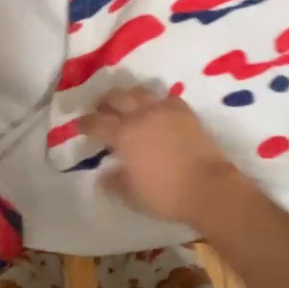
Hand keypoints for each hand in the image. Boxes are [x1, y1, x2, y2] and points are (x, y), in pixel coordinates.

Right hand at [80, 85, 252, 226]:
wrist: (208, 187)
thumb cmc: (166, 194)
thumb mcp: (133, 196)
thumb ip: (115, 183)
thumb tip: (104, 175)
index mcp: (123, 135)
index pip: (96, 122)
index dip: (85, 123)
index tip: (79, 124)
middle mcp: (140, 115)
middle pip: (116, 97)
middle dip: (104, 102)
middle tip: (101, 109)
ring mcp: (164, 110)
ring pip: (140, 92)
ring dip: (129, 96)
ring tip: (128, 104)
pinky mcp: (184, 112)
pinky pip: (166, 98)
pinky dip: (158, 102)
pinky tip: (158, 109)